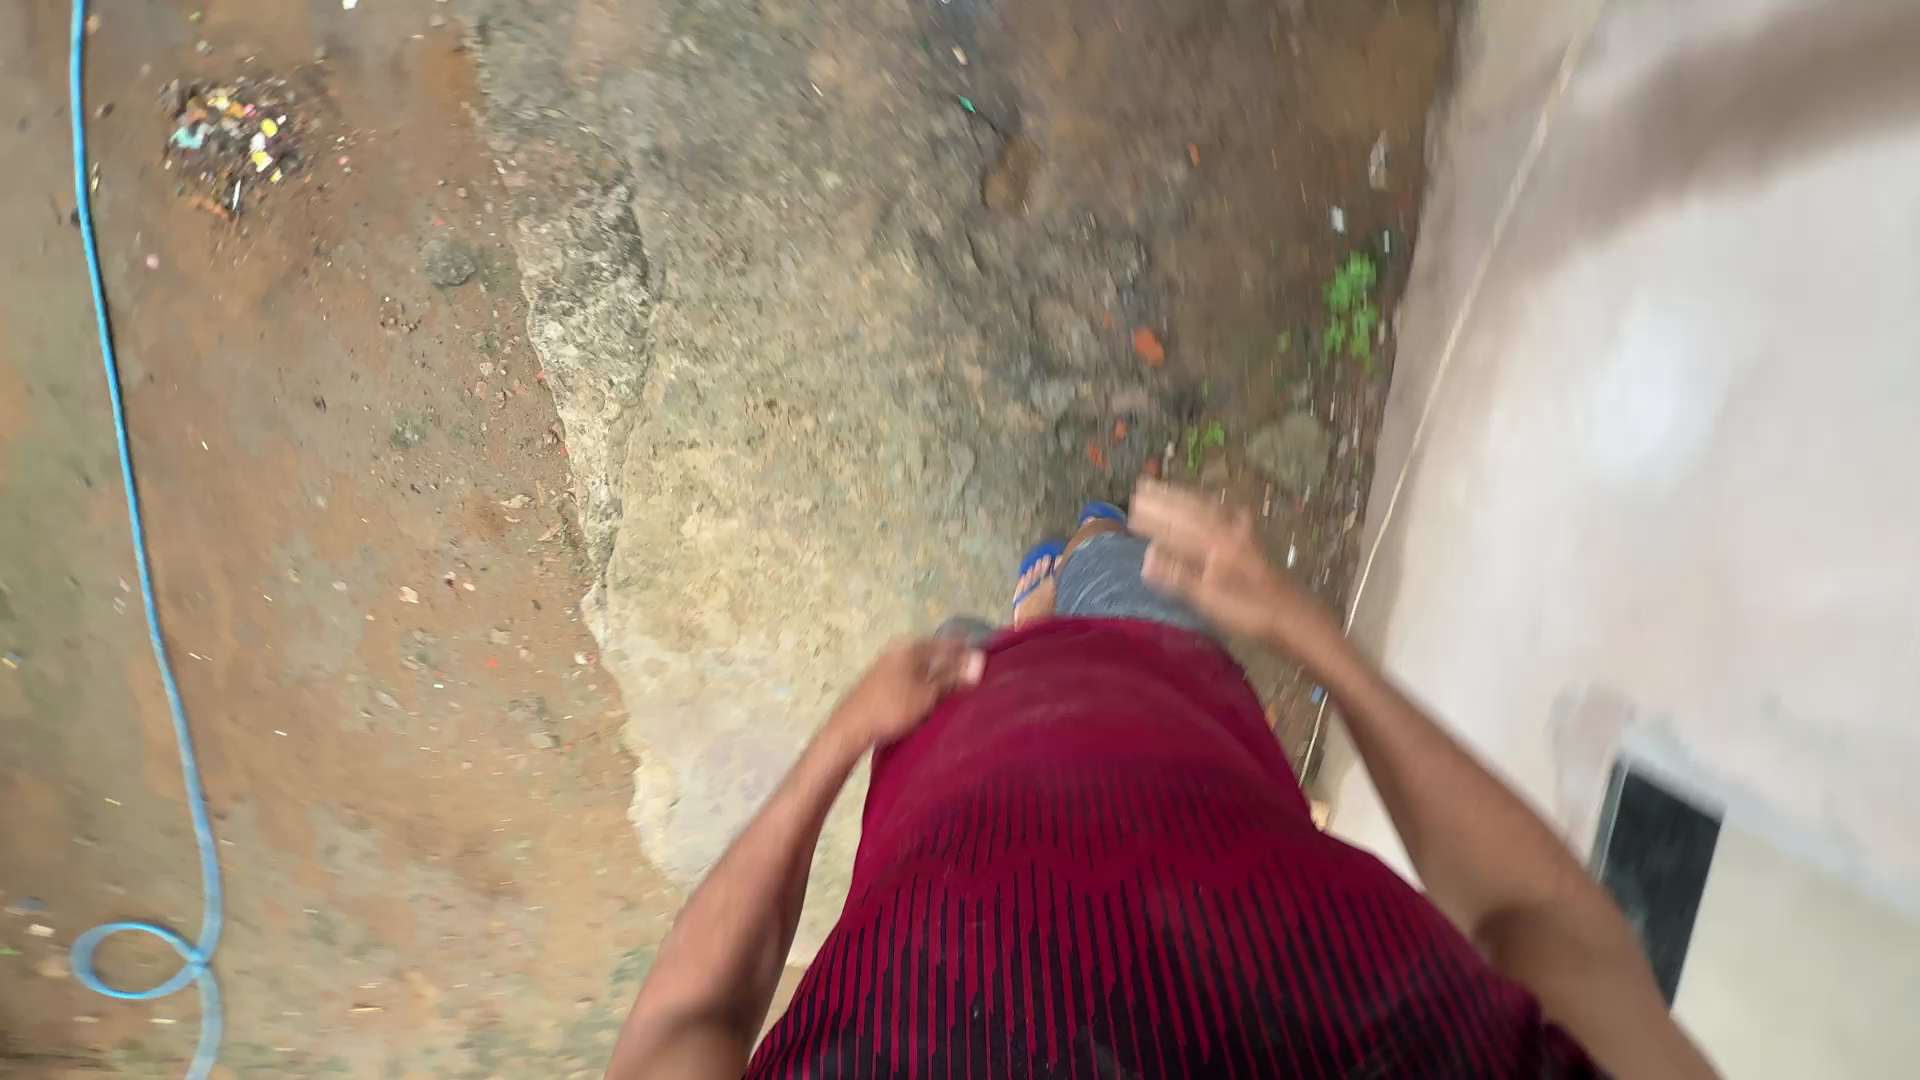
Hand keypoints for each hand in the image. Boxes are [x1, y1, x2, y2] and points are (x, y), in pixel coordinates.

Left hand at [827, 636, 985, 748]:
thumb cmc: (892, 709)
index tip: (987, 663)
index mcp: (912, 646)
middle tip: (975, 679)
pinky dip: (925, 683)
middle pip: (935, 653)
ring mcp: (888, 662)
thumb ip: (953, 677)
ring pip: (922, 665)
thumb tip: (980, 659)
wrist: (850, 728)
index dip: (968, 652)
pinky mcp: (881, 679)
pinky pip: (912, 675)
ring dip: (939, 676)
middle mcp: (900, 648)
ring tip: (957, 691)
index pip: (949, 644)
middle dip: (954, 664)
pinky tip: (932, 697)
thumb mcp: (928, 695)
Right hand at [1129, 479, 1332, 647]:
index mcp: (1212, 545)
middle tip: (1141, 487)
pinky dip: (1216, 506)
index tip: (1130, 510)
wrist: (1295, 617)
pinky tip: (1220, 504)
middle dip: (1164, 498)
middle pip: (1190, 509)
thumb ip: (1178, 576)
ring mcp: (1240, 535)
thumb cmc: (1250, 612)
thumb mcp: (1208, 600)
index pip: (1175, 527)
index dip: (1152, 519)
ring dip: (1185, 497)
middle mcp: (1225, 533)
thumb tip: (1146, 558)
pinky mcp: (1251, 543)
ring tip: (1166, 488)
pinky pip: (1227, 514)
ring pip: (1208, 508)